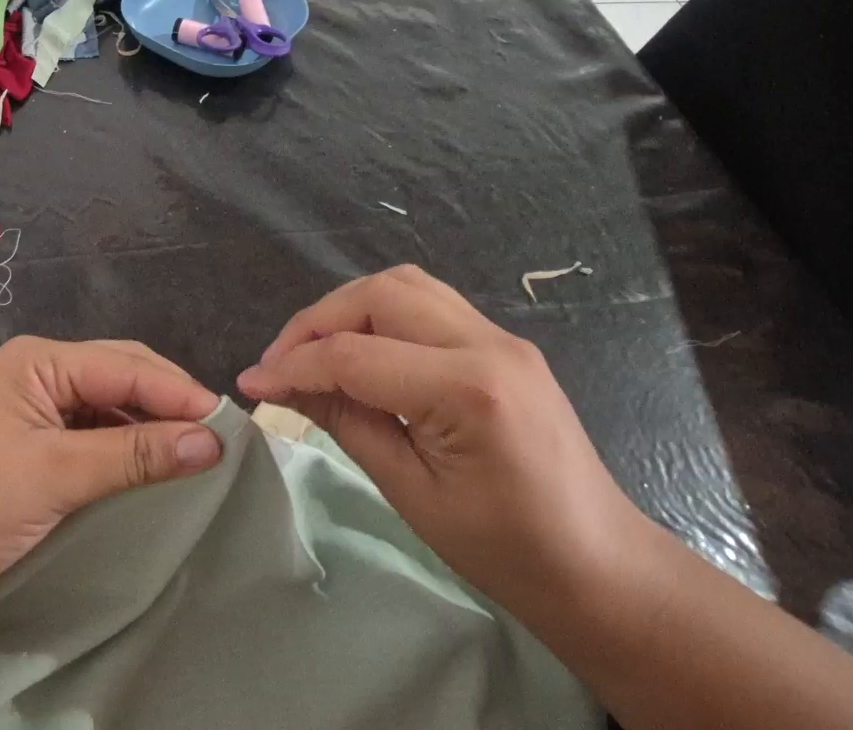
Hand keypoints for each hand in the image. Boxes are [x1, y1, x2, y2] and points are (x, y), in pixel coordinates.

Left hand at [0, 338, 223, 628]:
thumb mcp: (53, 475)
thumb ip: (133, 455)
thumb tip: (213, 441)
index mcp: (38, 361)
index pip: (126, 366)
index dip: (180, 394)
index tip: (231, 427)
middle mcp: (39, 376)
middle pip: (121, 378)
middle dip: (169, 404)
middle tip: (220, 439)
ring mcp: (34, 414)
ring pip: (110, 410)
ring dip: (150, 429)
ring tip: (198, 455)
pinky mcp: (33, 452)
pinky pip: (94, 440)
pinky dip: (126, 452)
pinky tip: (153, 472)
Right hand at [237, 265, 643, 610]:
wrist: (601, 566)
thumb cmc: (506, 551)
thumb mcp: (412, 493)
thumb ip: (348, 423)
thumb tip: (286, 386)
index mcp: (466, 389)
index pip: (354, 355)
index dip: (293, 365)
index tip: (251, 383)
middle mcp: (487, 343)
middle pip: (379, 294)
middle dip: (316, 321)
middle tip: (280, 363)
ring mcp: (501, 337)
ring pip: (405, 285)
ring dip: (349, 308)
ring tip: (315, 351)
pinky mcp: (505, 344)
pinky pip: (430, 304)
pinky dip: (383, 314)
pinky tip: (363, 350)